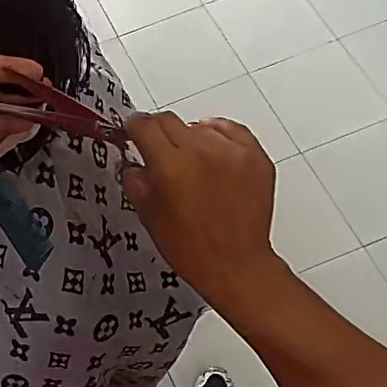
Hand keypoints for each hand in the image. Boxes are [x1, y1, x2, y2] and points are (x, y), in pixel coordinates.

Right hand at [121, 112, 284, 306]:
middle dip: (159, 133)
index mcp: (170, 166)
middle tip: (160, 152)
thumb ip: (136, 181)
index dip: (134, 128)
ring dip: (192, 138)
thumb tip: (132, 164)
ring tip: (193, 166)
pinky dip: (220, 138)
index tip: (134, 133)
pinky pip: (232, 131)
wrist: (235, 265)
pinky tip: (214, 154)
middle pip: (170, 121)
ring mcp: (231, 152)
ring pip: (201, 126)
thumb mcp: (150, 217)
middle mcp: (201, 152)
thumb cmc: (195, 250)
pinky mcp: (254, 157)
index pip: (144, 125)